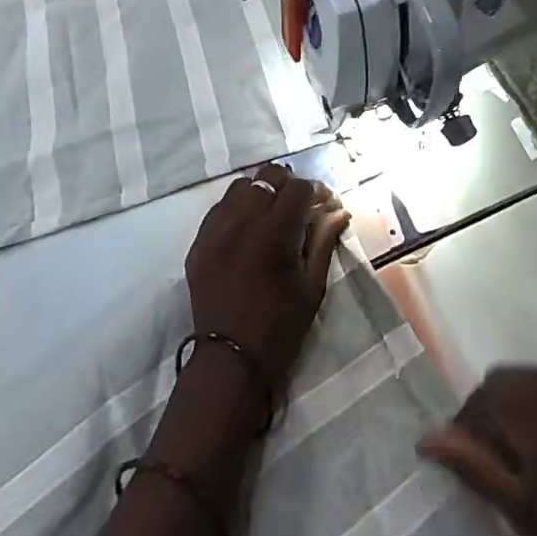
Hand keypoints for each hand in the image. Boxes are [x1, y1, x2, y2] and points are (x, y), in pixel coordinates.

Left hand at [184, 164, 349, 382]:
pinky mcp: (198, 241)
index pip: (298, 189)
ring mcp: (214, 229)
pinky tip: (246, 227)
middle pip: (267, 178)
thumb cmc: (281, 327)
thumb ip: (323, 241)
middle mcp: (241, 221)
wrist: (230, 357)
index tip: (324, 204)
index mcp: (274, 232)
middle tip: (300, 206)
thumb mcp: (312, 286)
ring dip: (260, 192)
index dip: (316, 192)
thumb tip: (338, 210)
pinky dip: (236, 208)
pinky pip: (218, 208)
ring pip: (240, 187)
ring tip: (271, 213)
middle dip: (288, 185)